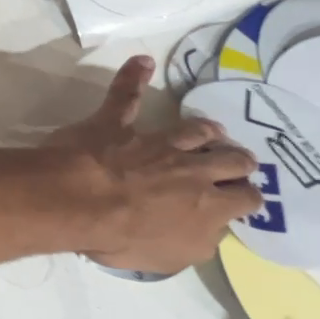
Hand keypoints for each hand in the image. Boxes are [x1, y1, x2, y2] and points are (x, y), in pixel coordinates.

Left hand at [45, 56, 262, 273]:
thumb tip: (202, 229)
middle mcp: (191, 170)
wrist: (73, 201)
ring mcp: (152, 143)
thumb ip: (193, 240)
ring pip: (193, 130)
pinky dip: (132, 76)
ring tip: (210, 130)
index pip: (246, 198)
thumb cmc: (117, 236)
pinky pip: (124, 94)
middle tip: (233, 161)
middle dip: (236, 160)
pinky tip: (141, 61)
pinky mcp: (112, 124)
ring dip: (205, 130)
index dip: (243, 196)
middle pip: (231, 159)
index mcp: (209, 206)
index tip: (237, 195)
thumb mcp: (170, 257)